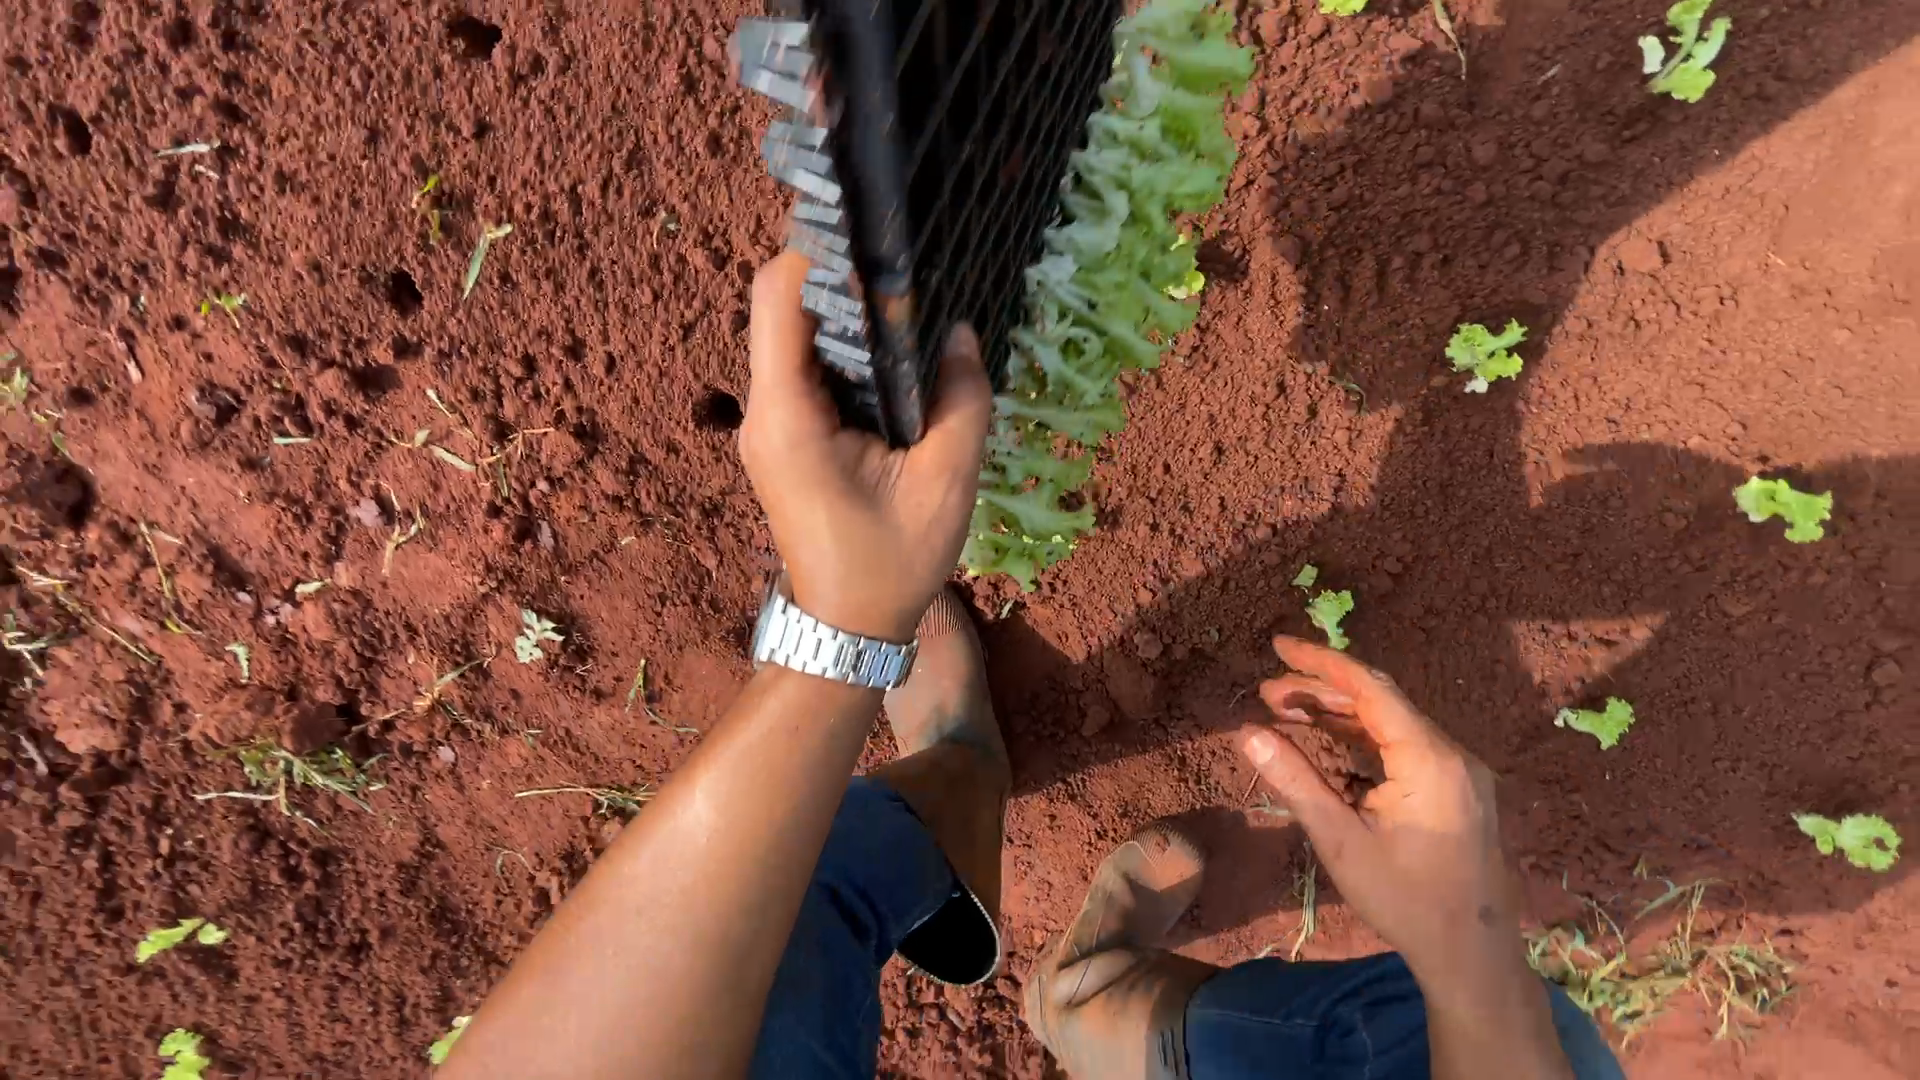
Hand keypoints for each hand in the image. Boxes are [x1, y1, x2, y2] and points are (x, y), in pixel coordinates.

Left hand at [739, 253, 992, 641]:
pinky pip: (804, 372)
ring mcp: (769, 426)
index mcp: (789, 417)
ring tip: (902, 297)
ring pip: (793, 337)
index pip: (778, 298)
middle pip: (782, 309)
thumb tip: (962, 333)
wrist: (848, 627)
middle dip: (836, 275)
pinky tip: (889, 350)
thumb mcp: (946, 483)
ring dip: (841, 313)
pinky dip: (841, 349)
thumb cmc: (894, 562)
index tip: (875, 234)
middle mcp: (764, 412)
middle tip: (901, 261)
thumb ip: (963, 400)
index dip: (819, 250)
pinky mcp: (785, 439)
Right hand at [1239, 636, 1517, 981]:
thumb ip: (1295, 780)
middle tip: (1266, 691)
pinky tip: (1325, 740)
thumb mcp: (1341, 840)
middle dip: (1319, 688)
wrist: (1475, 962)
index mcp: (1430, 759)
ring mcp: (1457, 772)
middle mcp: (1450, 754)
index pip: (1369, 688)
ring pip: (1388, 722)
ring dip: (1336, 711)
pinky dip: (1358, 735)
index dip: (1320, 662)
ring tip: (1283, 709)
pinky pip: (1400, 745)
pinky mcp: (1454, 789)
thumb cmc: (1406, 900)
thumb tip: (1246, 731)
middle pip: (1378, 700)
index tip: (1277, 645)